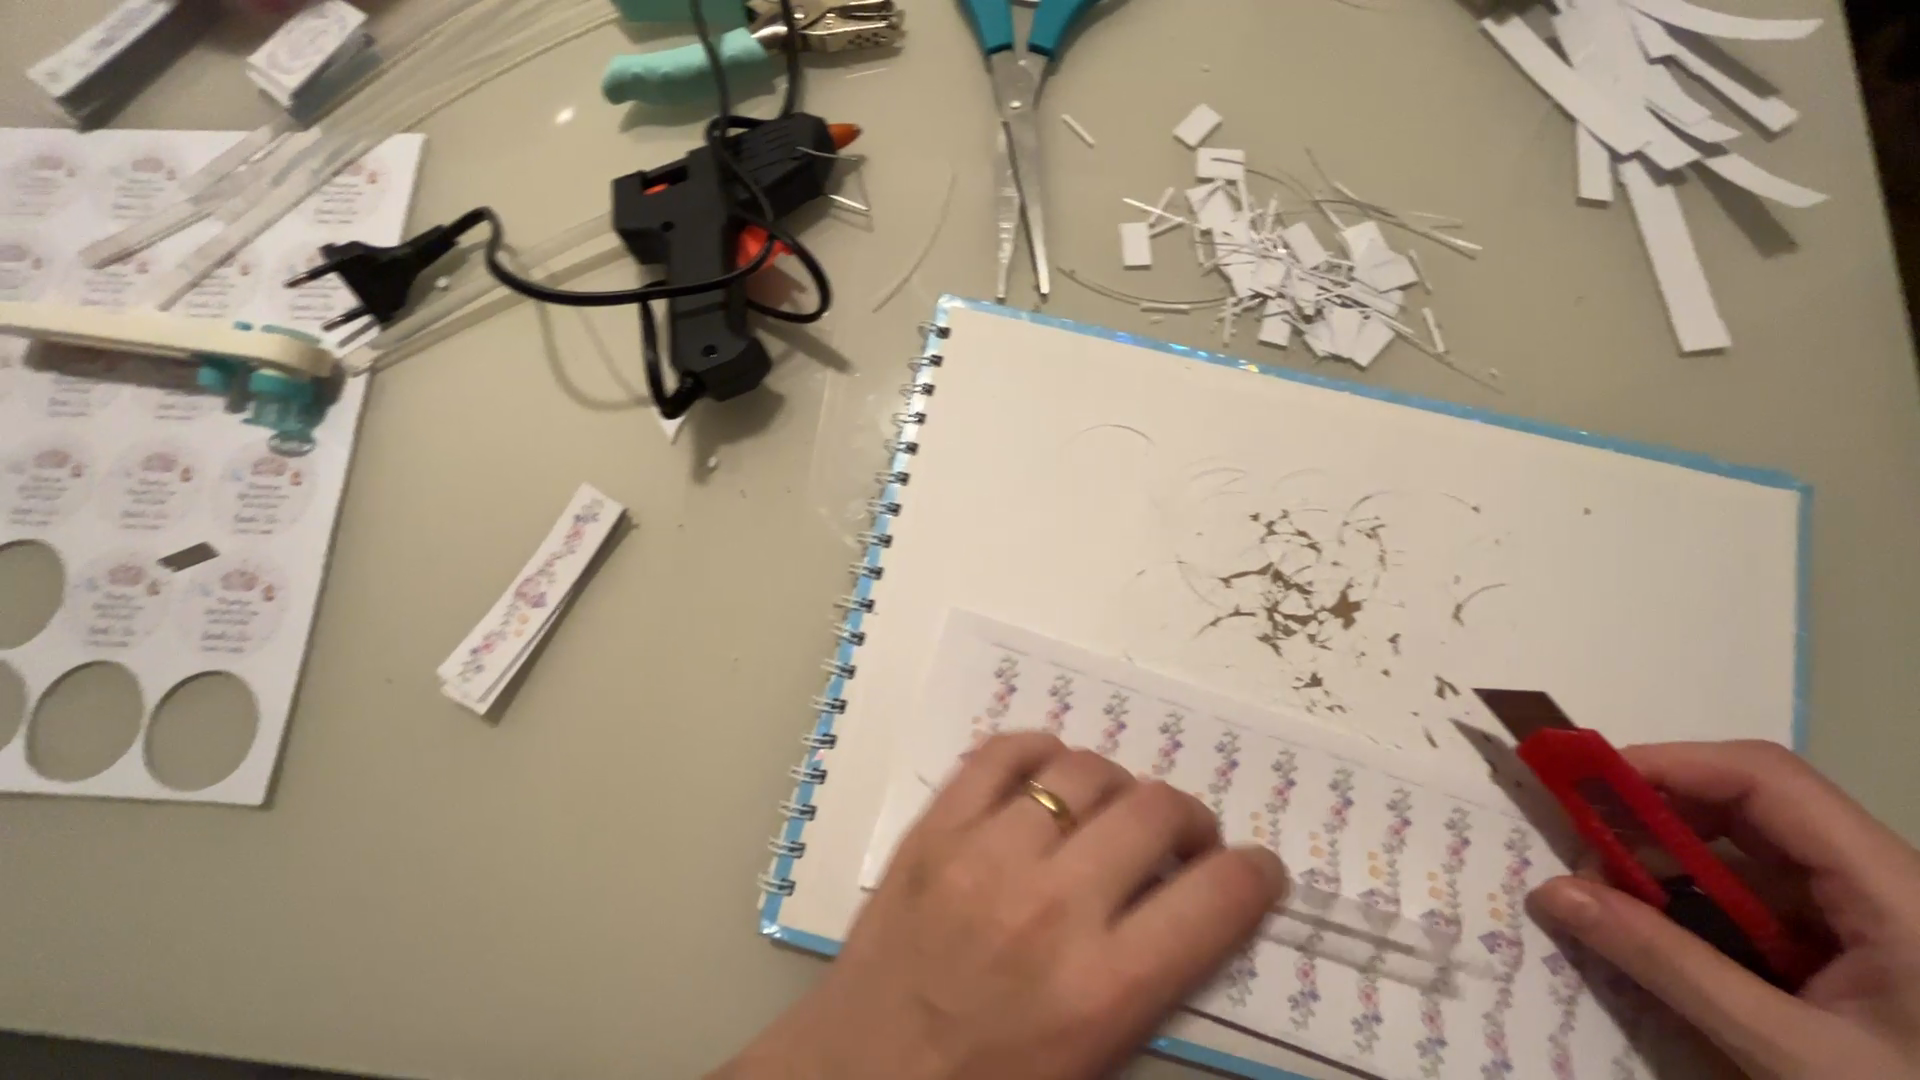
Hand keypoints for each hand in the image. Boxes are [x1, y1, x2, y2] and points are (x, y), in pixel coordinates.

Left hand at [713, 733, 1288, 1079]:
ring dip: (1116, 785)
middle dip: (1189, 818)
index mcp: (1105, 986)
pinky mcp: (934, 829)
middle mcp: (1052, 907)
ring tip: (1111, 810)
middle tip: (1182, 837)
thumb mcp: (1097, 1052)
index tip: (1255, 869)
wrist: (864, 1073)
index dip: (1255, 875)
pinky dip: (1038, 750)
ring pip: (1082, 772)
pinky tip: (1049, 771)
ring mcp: (985, 855)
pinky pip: (1000, 754)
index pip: (1217, 898)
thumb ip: (1153, 974)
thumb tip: (1193, 898)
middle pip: (1154, 811)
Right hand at [1529, 741, 1919, 1078]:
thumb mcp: (1792, 1054)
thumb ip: (1672, 968)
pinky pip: (1763, 892)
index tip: (1584, 783)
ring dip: (1669, 860)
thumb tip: (1553, 893)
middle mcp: (1888, 880)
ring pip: (1750, 848)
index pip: (1767, 780)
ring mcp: (1877, 909)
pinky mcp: (1862, 940)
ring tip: (1612, 897)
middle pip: (1752, 804)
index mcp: (1897, 892)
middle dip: (1655, 815)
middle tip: (1583, 847)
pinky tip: (1664, 931)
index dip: (1669, 764)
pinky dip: (1699, 899)